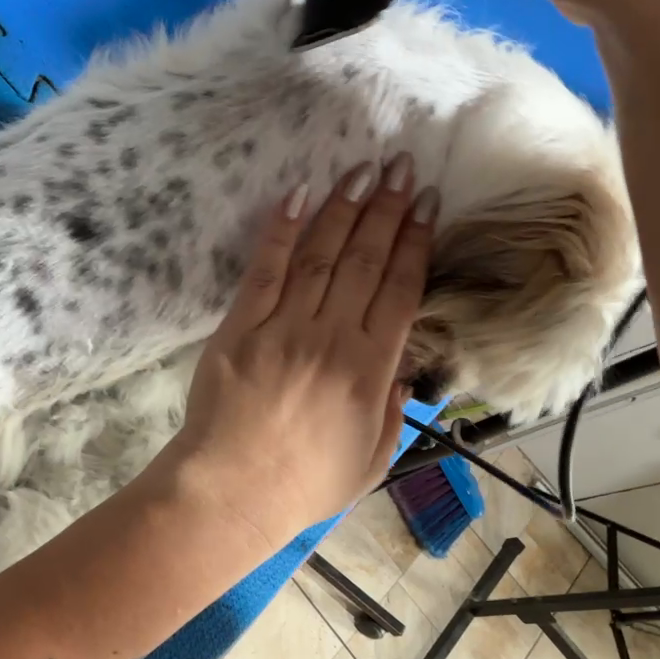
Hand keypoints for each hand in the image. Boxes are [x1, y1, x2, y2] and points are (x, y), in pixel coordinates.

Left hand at [165, 159, 435, 542]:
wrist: (231, 491)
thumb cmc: (304, 484)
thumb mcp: (372, 458)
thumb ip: (394, 410)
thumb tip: (402, 371)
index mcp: (372, 369)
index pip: (402, 289)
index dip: (416, 241)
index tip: (428, 204)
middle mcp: (333, 337)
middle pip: (366, 260)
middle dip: (387, 209)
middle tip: (401, 167)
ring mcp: (283, 328)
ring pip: (320, 255)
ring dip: (343, 209)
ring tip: (362, 171)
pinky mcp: (239, 328)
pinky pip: (264, 270)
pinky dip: (280, 230)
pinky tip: (297, 195)